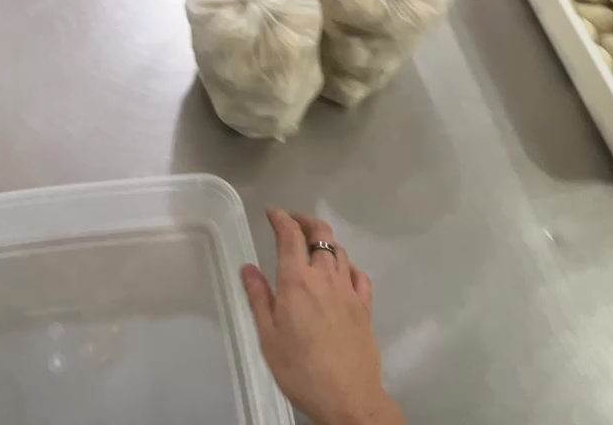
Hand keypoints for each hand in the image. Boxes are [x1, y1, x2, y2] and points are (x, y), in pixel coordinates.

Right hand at [241, 208, 401, 424]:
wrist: (348, 399)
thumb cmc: (300, 369)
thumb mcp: (268, 336)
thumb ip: (258, 298)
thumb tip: (248, 267)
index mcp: (297, 280)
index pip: (290, 235)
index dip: (281, 218)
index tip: (272, 213)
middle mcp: (324, 277)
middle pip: (320, 233)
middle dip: (305, 220)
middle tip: (292, 221)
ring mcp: (348, 291)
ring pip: (339, 250)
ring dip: (324, 241)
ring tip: (313, 245)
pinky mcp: (365, 307)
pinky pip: (359, 274)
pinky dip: (347, 265)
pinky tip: (342, 272)